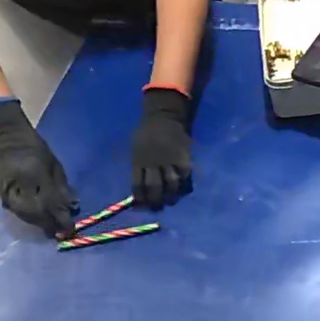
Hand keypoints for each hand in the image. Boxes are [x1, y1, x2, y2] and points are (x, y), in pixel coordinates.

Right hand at [0, 99, 76, 238]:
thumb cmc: (37, 150)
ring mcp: (8, 190)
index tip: (70, 229)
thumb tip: (73, 207)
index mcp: (36, 176)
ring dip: (38, 223)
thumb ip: (63, 188)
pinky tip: (35, 218)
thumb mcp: (55, 165)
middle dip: (49, 224)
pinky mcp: (1, 193)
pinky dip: (27, 216)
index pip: (51, 204)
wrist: (10, 139)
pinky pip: (15, 210)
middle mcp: (21, 186)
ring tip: (48, 227)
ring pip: (25, 215)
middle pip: (37, 214)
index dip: (62, 219)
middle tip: (59, 232)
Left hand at [131, 87, 192, 207]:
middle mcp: (153, 163)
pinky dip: (183, 181)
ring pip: (171, 184)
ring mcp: (169, 160)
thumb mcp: (135, 148)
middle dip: (156, 201)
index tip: (142, 204)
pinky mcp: (182, 157)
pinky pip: (184, 174)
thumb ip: (137, 165)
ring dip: (171, 195)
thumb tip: (139, 187)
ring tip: (171, 200)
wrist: (163, 114)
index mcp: (138, 161)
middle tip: (158, 206)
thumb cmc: (146, 131)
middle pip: (155, 188)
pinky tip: (181, 184)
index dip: (140, 198)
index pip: (137, 185)